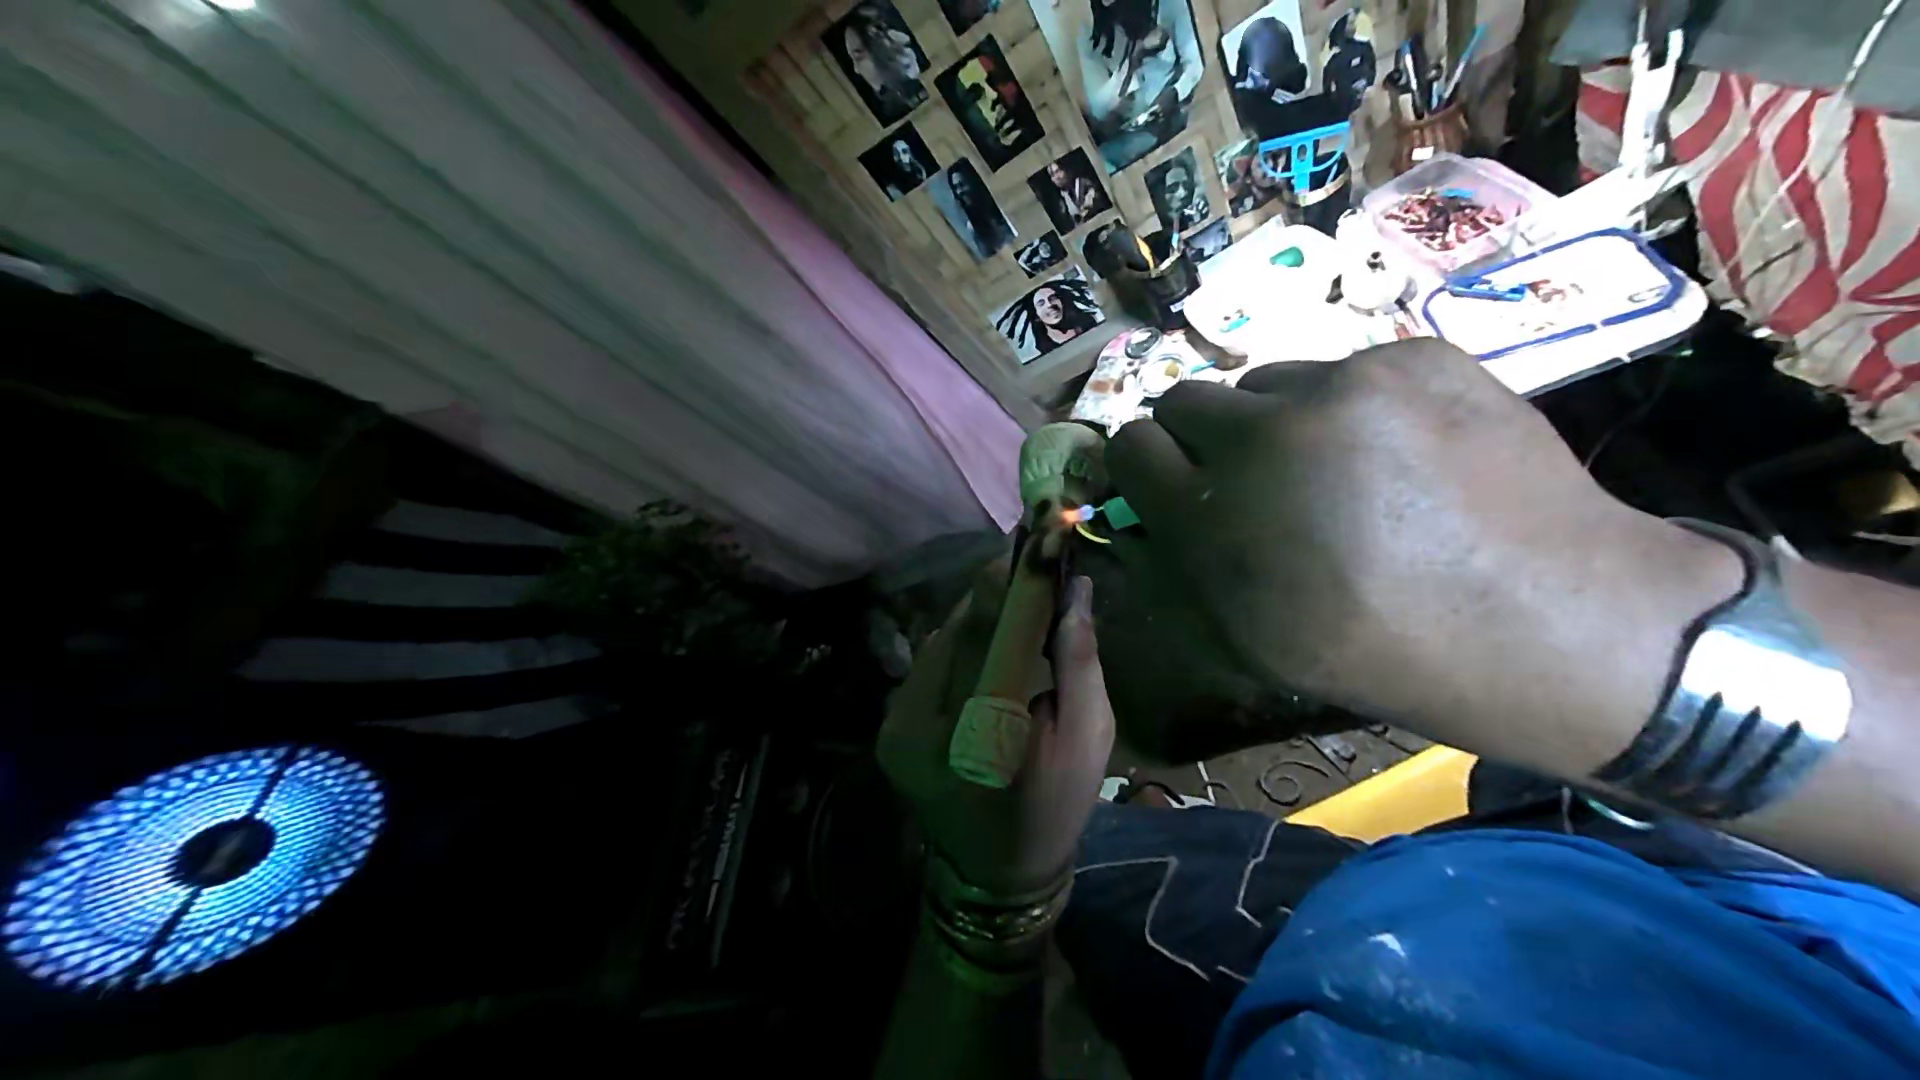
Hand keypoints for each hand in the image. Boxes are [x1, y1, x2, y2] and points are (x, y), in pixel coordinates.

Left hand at [877, 560, 1114, 896]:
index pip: (1007, 634)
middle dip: (1000, 578)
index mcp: (992, 738)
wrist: (992, 871)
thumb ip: (1078, 658)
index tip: (1044, 525)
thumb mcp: (1089, 737)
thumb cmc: (1057, 806)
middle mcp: (931, 727)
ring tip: (1010, 580)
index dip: (1027, 576)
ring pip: (942, 638)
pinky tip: (983, 629)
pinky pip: (928, 660)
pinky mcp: (889, 728)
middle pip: (967, 627)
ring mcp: (899, 727)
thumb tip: (1074, 589)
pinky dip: (958, 638)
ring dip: (979, 607)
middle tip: (1026, 536)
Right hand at [1105, 341, 1733, 758]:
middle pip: (1182, 398)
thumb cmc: (1376, 647)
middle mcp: (1265, 435)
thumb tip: (1156, 502)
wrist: (1549, 624)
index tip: (1170, 482)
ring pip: (1262, 383)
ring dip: (1274, 422)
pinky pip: (1340, 371)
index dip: (1146, 466)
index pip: (1132, 445)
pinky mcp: (1413, 356)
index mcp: (1213, 514)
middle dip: (1199, 438)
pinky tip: (1398, 453)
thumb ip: (1186, 555)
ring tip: (1336, 469)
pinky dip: (1348, 409)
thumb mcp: (1247, 631)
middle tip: (1249, 476)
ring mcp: (1345, 385)